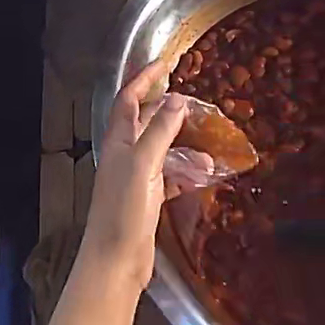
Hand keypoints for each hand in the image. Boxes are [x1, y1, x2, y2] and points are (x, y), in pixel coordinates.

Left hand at [81, 57, 199, 296]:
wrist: (115, 261)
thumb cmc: (125, 209)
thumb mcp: (145, 163)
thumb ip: (161, 130)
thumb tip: (178, 98)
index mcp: (118, 139)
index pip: (128, 98)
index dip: (144, 78)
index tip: (163, 63)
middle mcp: (124, 153)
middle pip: (145, 121)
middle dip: (167, 110)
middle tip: (194, 104)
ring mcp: (134, 176)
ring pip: (161, 149)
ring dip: (183, 145)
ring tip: (208, 148)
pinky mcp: (145, 198)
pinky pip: (169, 175)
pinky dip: (185, 171)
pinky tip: (203, 174)